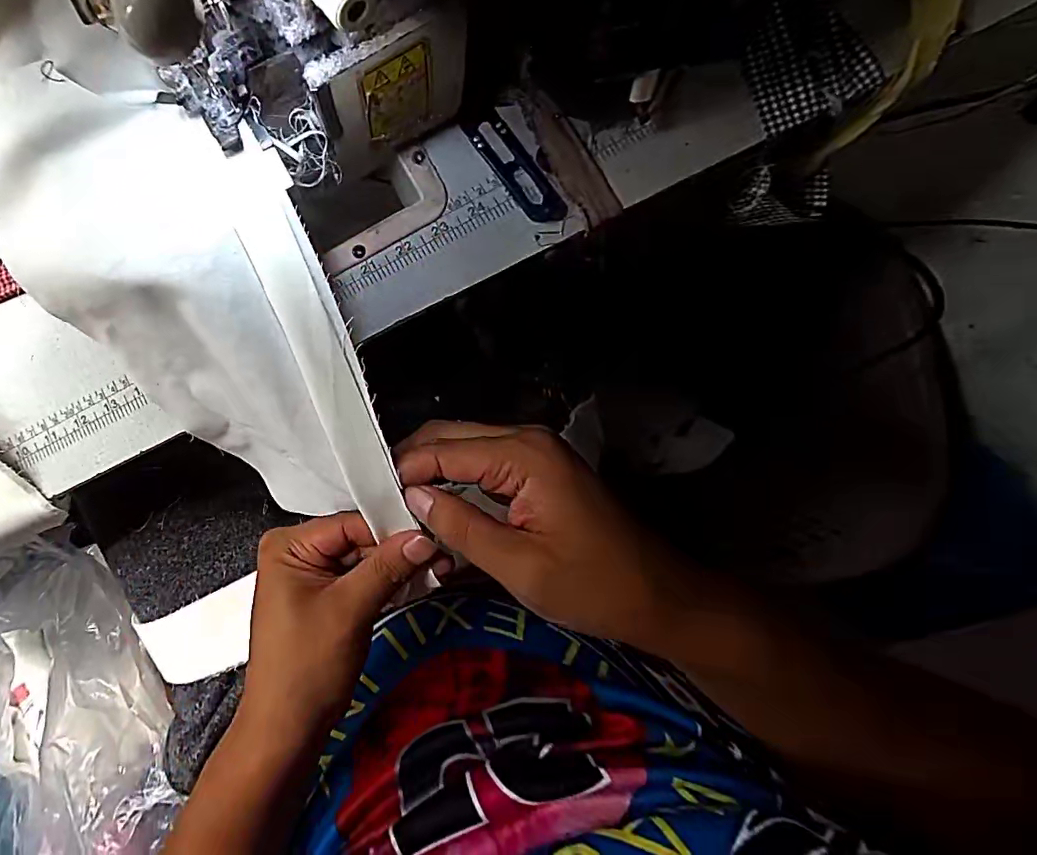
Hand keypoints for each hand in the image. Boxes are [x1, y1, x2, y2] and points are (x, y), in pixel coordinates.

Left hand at [242, 513, 452, 737]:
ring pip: (360, 560)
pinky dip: (382, 585)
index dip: (390, 530)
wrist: (286, 730)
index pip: (349, 523)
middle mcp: (294, 553)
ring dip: (393, 569)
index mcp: (287, 545)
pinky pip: (356, 580)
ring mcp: (307, 577)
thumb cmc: (303, 670)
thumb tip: (420, 538)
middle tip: (437, 558)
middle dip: (395, 551)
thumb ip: (386, 568)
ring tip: (430, 573)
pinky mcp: (320, 598)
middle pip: (355, 539)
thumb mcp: (349, 610)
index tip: (428, 538)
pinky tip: (410, 587)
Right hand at [395, 420, 716, 655]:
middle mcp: (526, 439)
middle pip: (448, 436)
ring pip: (463, 447)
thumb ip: (460, 527)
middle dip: (412, 464)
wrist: (664, 599)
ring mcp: (534, 450)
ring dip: (432, 471)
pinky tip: (438, 504)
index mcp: (523, 455)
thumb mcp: (520, 567)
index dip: (403, 472)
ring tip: (401, 504)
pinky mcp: (537, 467)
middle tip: (380, 500)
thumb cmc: (595, 587)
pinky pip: (483, 462)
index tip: (371, 499)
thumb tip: (412, 498)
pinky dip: (455, 479)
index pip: (442, 450)